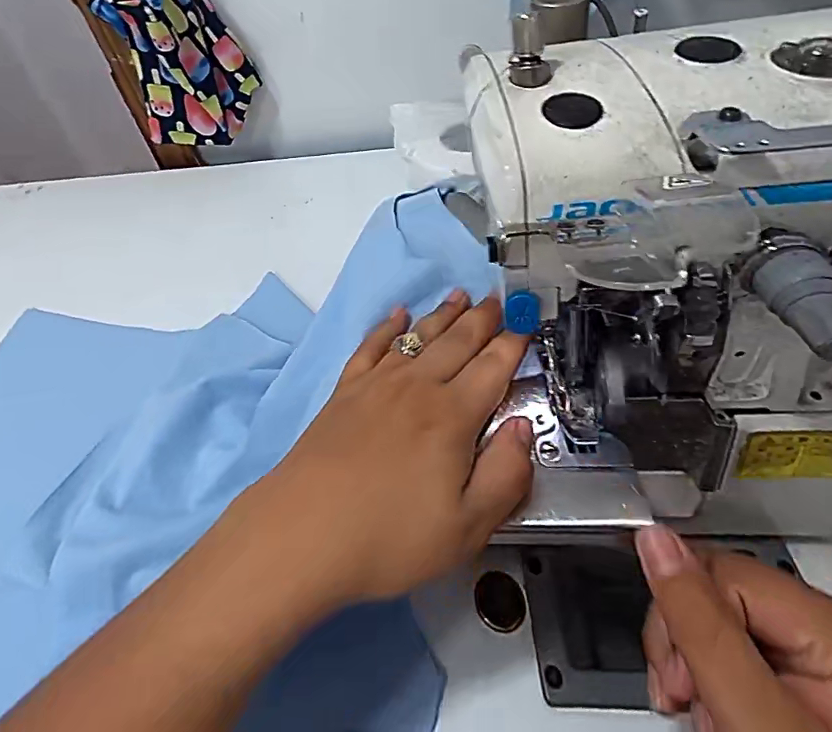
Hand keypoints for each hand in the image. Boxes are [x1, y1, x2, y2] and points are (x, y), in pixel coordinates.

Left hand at [218, 291, 533, 611]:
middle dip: (482, 318)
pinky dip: (387, 326)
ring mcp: (377, 385)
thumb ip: (505, 475)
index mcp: (452, 417)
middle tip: (498, 298)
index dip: (513, 344)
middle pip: (457, 342)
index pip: (492, 368)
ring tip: (460, 295)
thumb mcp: (467, 527)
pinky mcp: (345, 391)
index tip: (527, 322)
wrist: (304, 531)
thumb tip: (521, 427)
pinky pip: (372, 346)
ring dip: (443, 314)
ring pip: (418, 336)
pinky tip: (396, 314)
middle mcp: (416, 388)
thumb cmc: (390, 537)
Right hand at [637, 526, 831, 731]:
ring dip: (690, 664)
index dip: (685, 615)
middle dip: (684, 642)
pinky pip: (725, 645)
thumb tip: (655, 542)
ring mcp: (822, 666)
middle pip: (719, 591)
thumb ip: (702, 625)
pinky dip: (705, 680)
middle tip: (687, 698)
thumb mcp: (757, 721)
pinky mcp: (798, 685)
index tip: (681, 675)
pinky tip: (716, 713)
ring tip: (706, 714)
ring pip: (714, 617)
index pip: (727, 574)